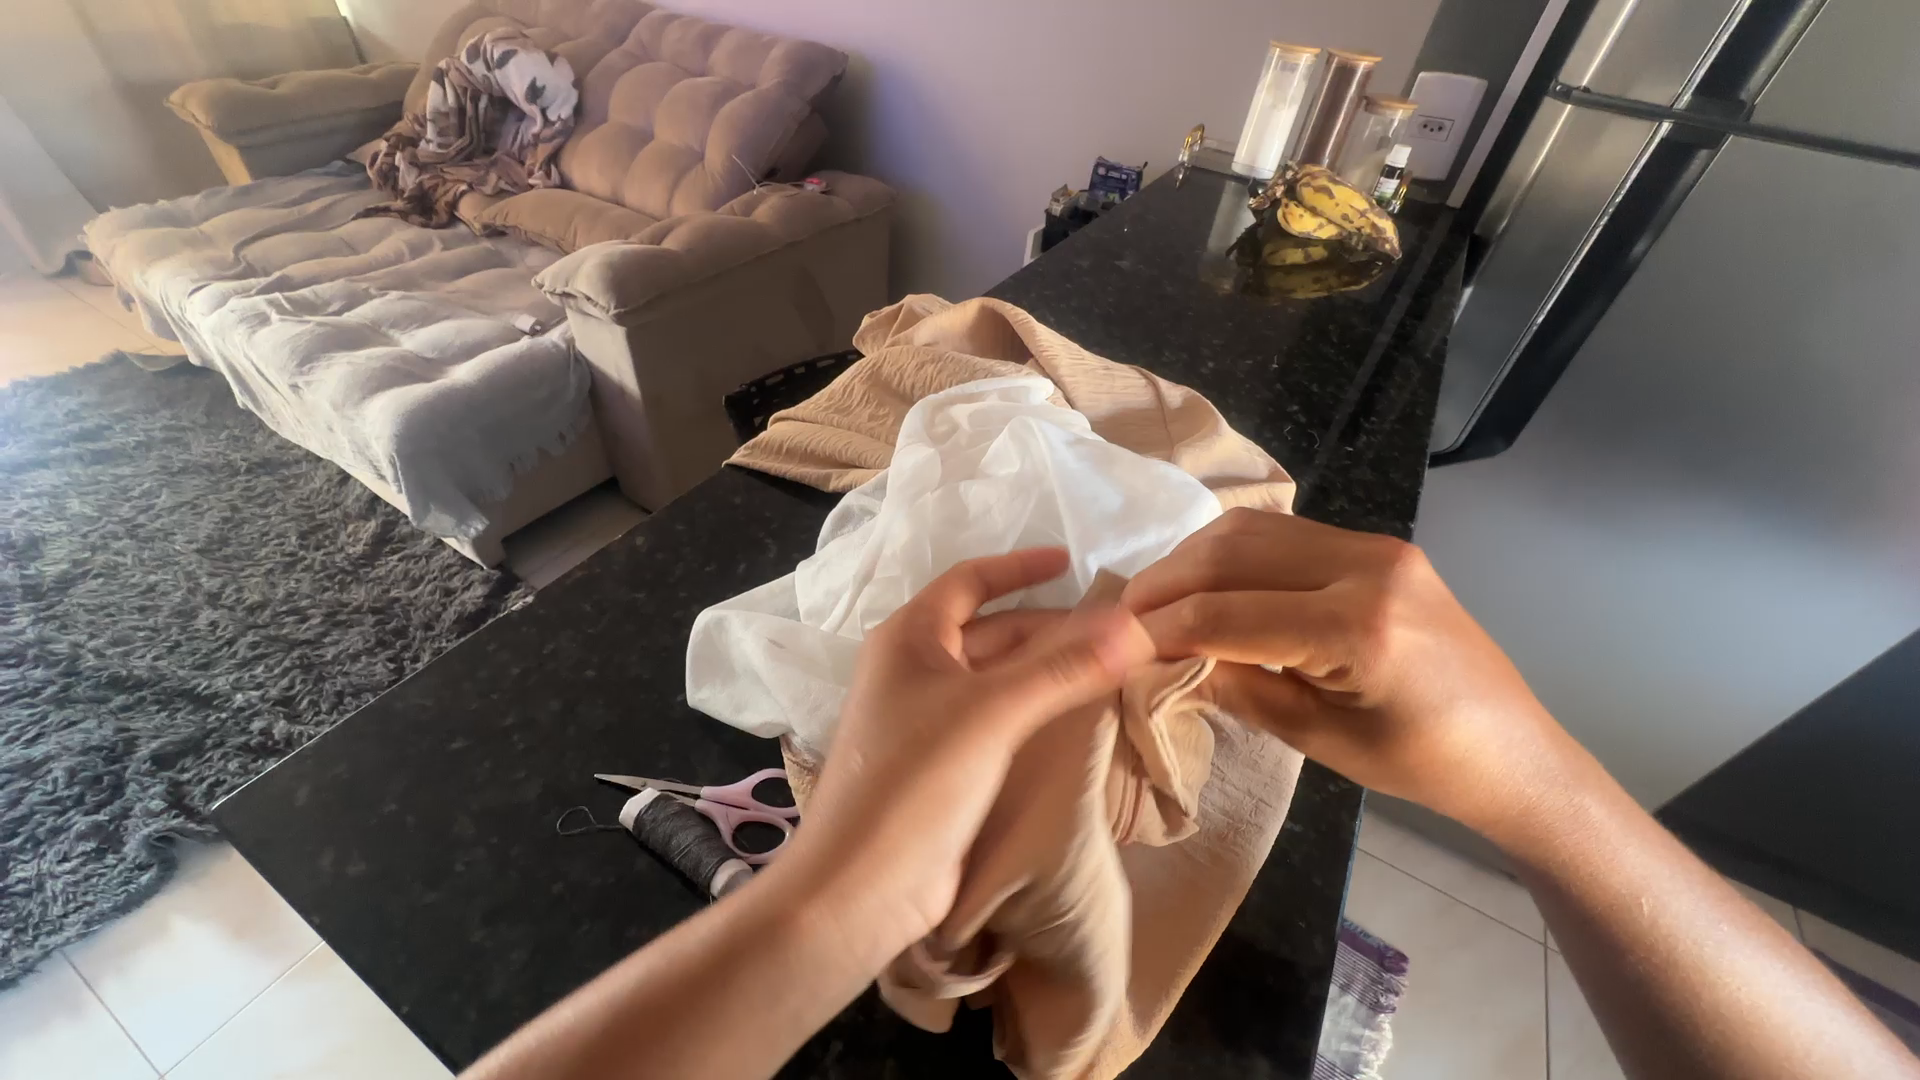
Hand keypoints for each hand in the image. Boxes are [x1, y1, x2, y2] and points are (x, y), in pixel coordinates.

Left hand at [764, 548, 1154, 970]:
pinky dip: (1034, 708)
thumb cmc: (916, 778)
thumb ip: (1063, 669)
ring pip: (996, 677)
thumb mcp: (992, 712)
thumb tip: (1134, 626)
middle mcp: (914, 669)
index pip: (969, 581)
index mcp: (909, 638)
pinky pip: (997, 718)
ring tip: (1108, 666)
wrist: (861, 887)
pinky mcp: (944, 763)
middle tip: (1112, 630)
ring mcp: (928, 718)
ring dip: (1045, 669)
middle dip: (1047, 626)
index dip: (1019, 567)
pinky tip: (1075, 714)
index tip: (1071, 561)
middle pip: (989, 630)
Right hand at [1121, 508, 1581, 837]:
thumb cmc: (1420, 764)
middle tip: (1122, 619)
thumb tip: (1156, 662)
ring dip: (1189, 560)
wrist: (1515, 751)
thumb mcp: (1315, 738)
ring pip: (1248, 530)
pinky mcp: (1373, 543)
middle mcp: (1367, 566)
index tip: (1114, 648)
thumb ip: (1231, 687)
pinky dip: (1227, 553)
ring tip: (1156, 599)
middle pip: (1229, 554)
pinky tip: (1205, 581)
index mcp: (1359, 628)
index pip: (1224, 614)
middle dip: (1163, 585)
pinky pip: (1279, 532)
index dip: (1159, 630)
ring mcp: (1373, 545)